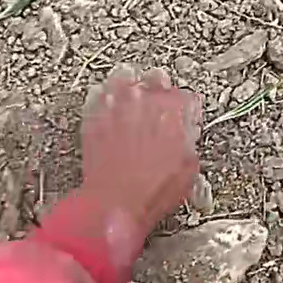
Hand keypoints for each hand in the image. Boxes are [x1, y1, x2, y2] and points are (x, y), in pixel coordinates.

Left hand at [79, 67, 201, 237]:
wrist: (115, 203)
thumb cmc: (152, 190)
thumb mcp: (188, 170)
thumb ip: (188, 144)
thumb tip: (186, 140)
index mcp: (174, 113)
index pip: (187, 96)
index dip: (188, 105)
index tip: (187, 112)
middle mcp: (145, 104)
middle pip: (156, 79)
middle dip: (160, 86)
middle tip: (161, 90)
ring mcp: (117, 109)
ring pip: (123, 80)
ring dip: (130, 83)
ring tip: (132, 87)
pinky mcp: (94, 120)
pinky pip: (98, 96)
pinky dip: (104, 96)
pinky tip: (106, 98)